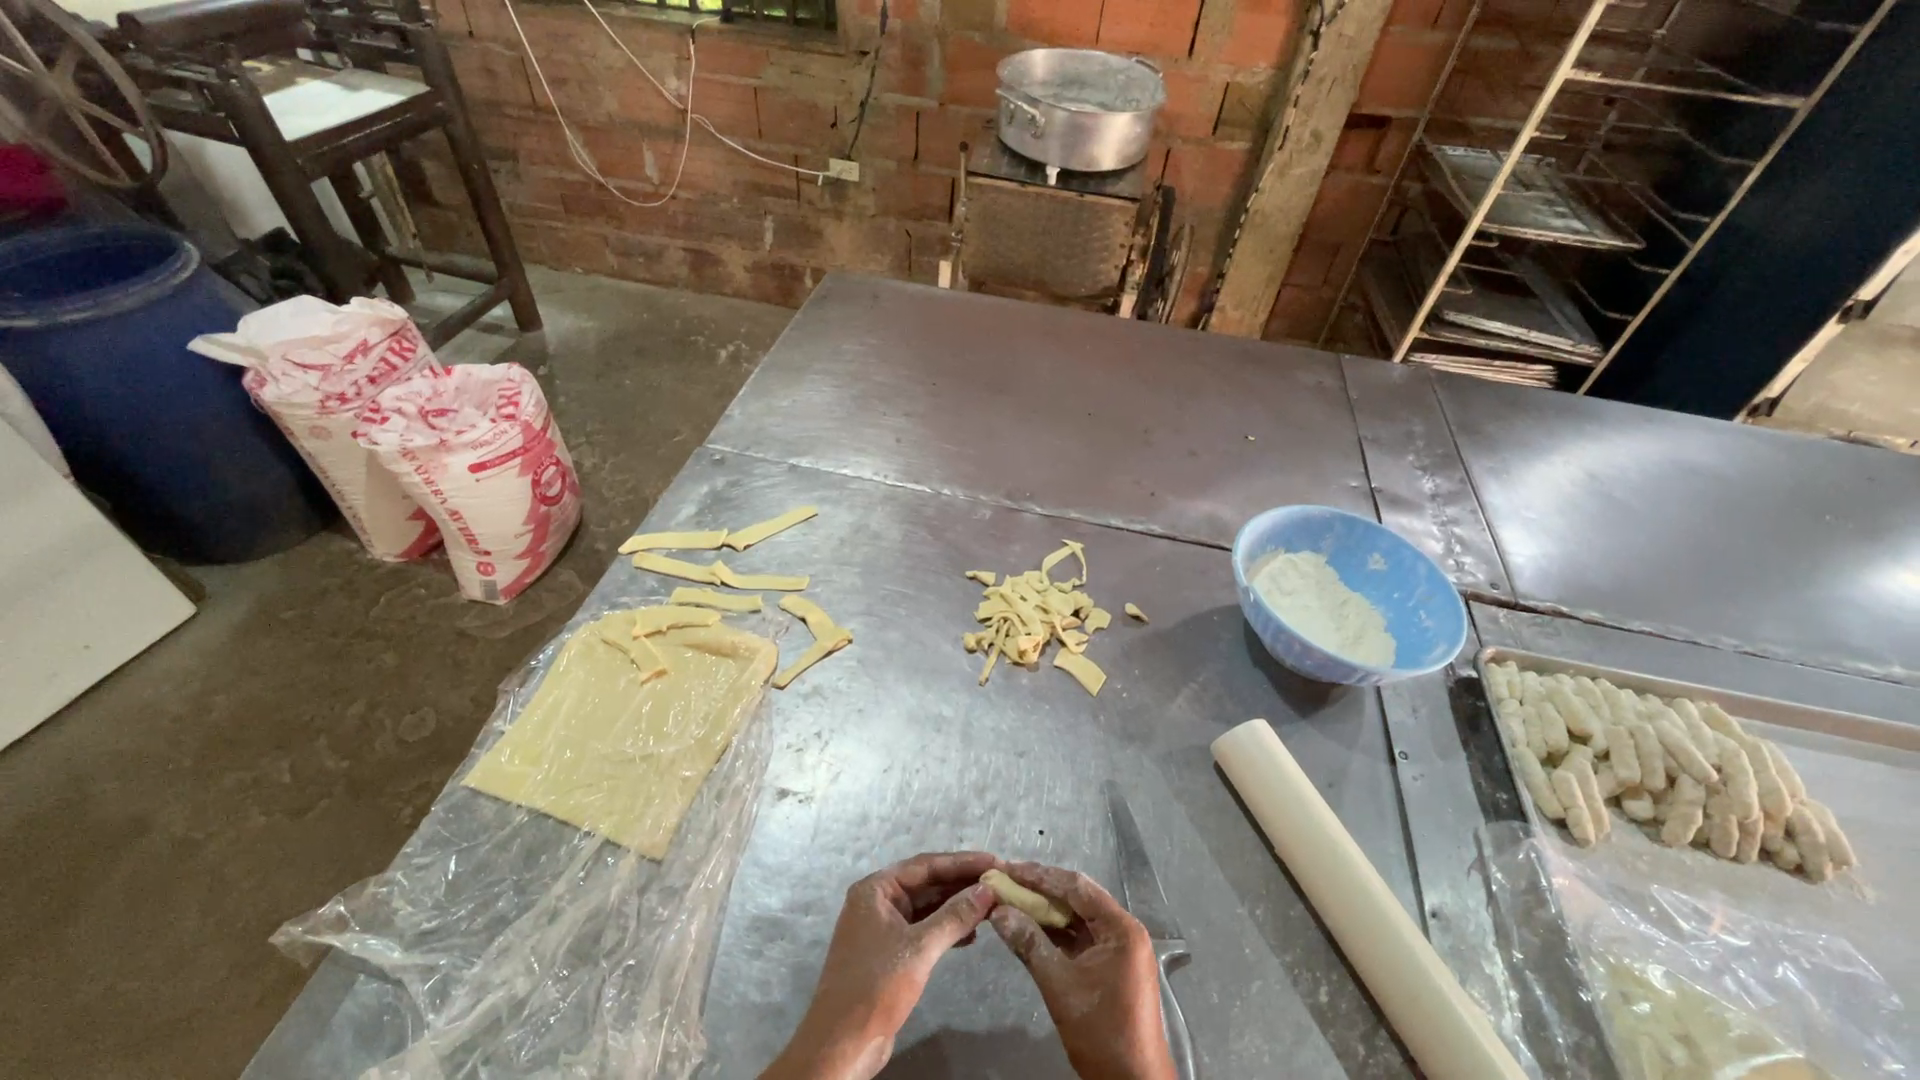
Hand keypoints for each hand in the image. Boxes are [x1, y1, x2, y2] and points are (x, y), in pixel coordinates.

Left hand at [761, 851, 1002, 1079]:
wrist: (842, 1042)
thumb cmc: (876, 986)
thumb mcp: (920, 948)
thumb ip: (954, 916)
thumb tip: (987, 889)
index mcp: (875, 890)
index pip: (925, 865)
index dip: (962, 862)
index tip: (995, 860)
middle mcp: (877, 902)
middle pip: (927, 883)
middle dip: (962, 884)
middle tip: (1000, 882)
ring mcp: (883, 927)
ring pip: (927, 907)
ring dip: (958, 907)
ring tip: (992, 906)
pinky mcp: (890, 953)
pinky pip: (924, 929)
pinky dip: (947, 929)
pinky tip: (972, 934)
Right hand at [989, 862, 1173, 1079]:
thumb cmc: (1101, 1031)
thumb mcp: (1060, 985)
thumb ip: (1029, 943)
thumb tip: (998, 911)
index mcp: (1121, 928)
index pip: (1077, 887)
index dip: (1040, 876)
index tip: (1007, 868)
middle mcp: (1123, 931)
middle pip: (1078, 898)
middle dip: (1041, 889)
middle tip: (1005, 880)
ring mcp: (1117, 949)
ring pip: (1077, 918)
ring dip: (1045, 910)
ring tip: (1010, 899)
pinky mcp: (1109, 966)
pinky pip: (1078, 938)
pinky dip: (1054, 932)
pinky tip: (1028, 926)